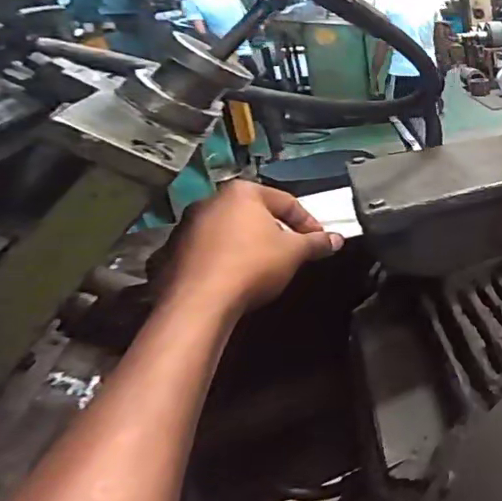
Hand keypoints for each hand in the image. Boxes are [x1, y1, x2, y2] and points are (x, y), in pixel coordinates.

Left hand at [164, 181, 340, 315]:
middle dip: (274, 231)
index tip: (318, 239)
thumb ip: (318, 242)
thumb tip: (336, 240)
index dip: (308, 222)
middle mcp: (207, 204)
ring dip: (246, 245)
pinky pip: (203, 254)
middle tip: (291, 250)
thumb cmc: (252, 266)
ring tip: (262, 267)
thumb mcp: (296, 252)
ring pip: (226, 233)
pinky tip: (233, 278)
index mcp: (240, 193)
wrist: (196, 307)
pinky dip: (220, 261)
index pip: (286, 202)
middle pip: (253, 215)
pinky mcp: (164, 257)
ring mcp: (181, 230)